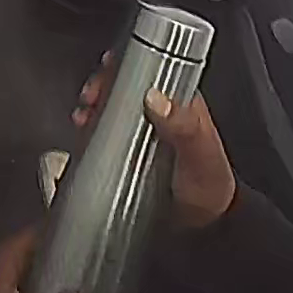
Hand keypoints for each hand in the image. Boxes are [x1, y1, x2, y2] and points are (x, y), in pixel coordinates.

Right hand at [72, 50, 237, 230]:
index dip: (125, 64)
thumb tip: (155, 98)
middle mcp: (157, 109)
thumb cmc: (210, 185)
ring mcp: (140, 129)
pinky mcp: (125, 149)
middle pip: (121, 84)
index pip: (149, 67)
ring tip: (84, 114)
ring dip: (92, 105)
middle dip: (100, 85)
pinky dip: (89, 127)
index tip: (108, 68)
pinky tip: (83, 131)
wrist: (205, 227)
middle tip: (91, 96)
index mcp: (178, 99)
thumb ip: (184, 126)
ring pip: (109, 104)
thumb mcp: (200, 153)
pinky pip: (103, 129)